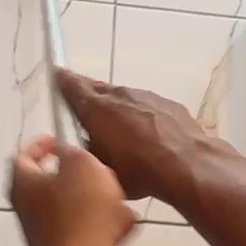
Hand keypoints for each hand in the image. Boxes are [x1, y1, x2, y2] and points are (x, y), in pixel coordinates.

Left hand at [10, 137, 136, 245]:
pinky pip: (93, 232)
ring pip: (79, 208)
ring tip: (119, 198)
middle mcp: (31, 211)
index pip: (23, 157)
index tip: (60, 138)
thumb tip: (72, 157)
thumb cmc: (80, 211)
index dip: (41, 145)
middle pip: (55, 184)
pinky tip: (123, 225)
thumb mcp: (82, 164)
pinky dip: (108, 227)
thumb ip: (76, 153)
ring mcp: (51, 236)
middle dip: (82, 175)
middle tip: (100, 170)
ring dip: (101, 202)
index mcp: (24, 185)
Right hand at [56, 69, 227, 203]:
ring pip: (121, 96)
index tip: (57, 75)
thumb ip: (88, 151)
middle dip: (86, 91)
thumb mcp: (102, 169)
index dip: (62, 80)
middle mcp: (118, 95)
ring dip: (114, 105)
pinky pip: (143, 104)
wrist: (189, 164)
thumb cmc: (140, 170)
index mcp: (97, 109)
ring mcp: (144, 96)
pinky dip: (137, 113)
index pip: (72, 86)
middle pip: (96, 88)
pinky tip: (143, 132)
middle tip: (79, 99)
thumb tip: (83, 143)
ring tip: (113, 123)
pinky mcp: (165, 103)